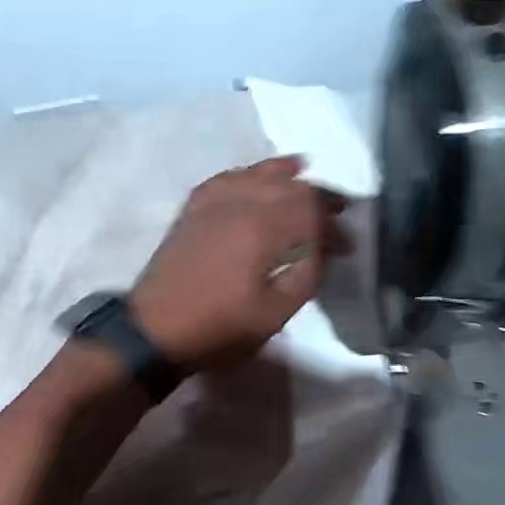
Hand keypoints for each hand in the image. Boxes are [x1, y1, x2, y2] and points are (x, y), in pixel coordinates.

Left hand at [130, 156, 347, 368]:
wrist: (156, 331)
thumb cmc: (221, 328)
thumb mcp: (275, 313)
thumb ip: (307, 275)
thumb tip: (324, 249)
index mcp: (263, 229)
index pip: (312, 210)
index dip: (334, 225)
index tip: (348, 245)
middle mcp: (240, 204)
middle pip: (290, 185)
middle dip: (319, 196)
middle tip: (339, 210)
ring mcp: (213, 202)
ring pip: (258, 173)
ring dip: (288, 175)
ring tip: (306, 173)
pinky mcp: (194, 209)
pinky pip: (228, 177)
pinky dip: (250, 173)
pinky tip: (257, 178)